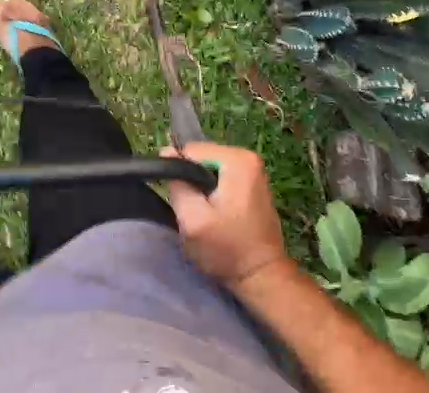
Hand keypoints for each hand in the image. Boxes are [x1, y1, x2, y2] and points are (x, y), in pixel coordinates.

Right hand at [162, 141, 288, 289]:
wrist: (262, 277)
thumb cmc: (227, 249)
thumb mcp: (193, 219)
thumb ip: (177, 184)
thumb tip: (167, 153)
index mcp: (237, 159)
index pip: (191, 151)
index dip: (179, 173)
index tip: (182, 200)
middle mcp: (248, 157)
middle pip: (201, 158)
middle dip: (192, 182)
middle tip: (194, 210)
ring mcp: (253, 171)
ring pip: (209, 169)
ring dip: (202, 189)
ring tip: (205, 215)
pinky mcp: (253, 184)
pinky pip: (221, 178)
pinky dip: (214, 193)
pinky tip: (217, 216)